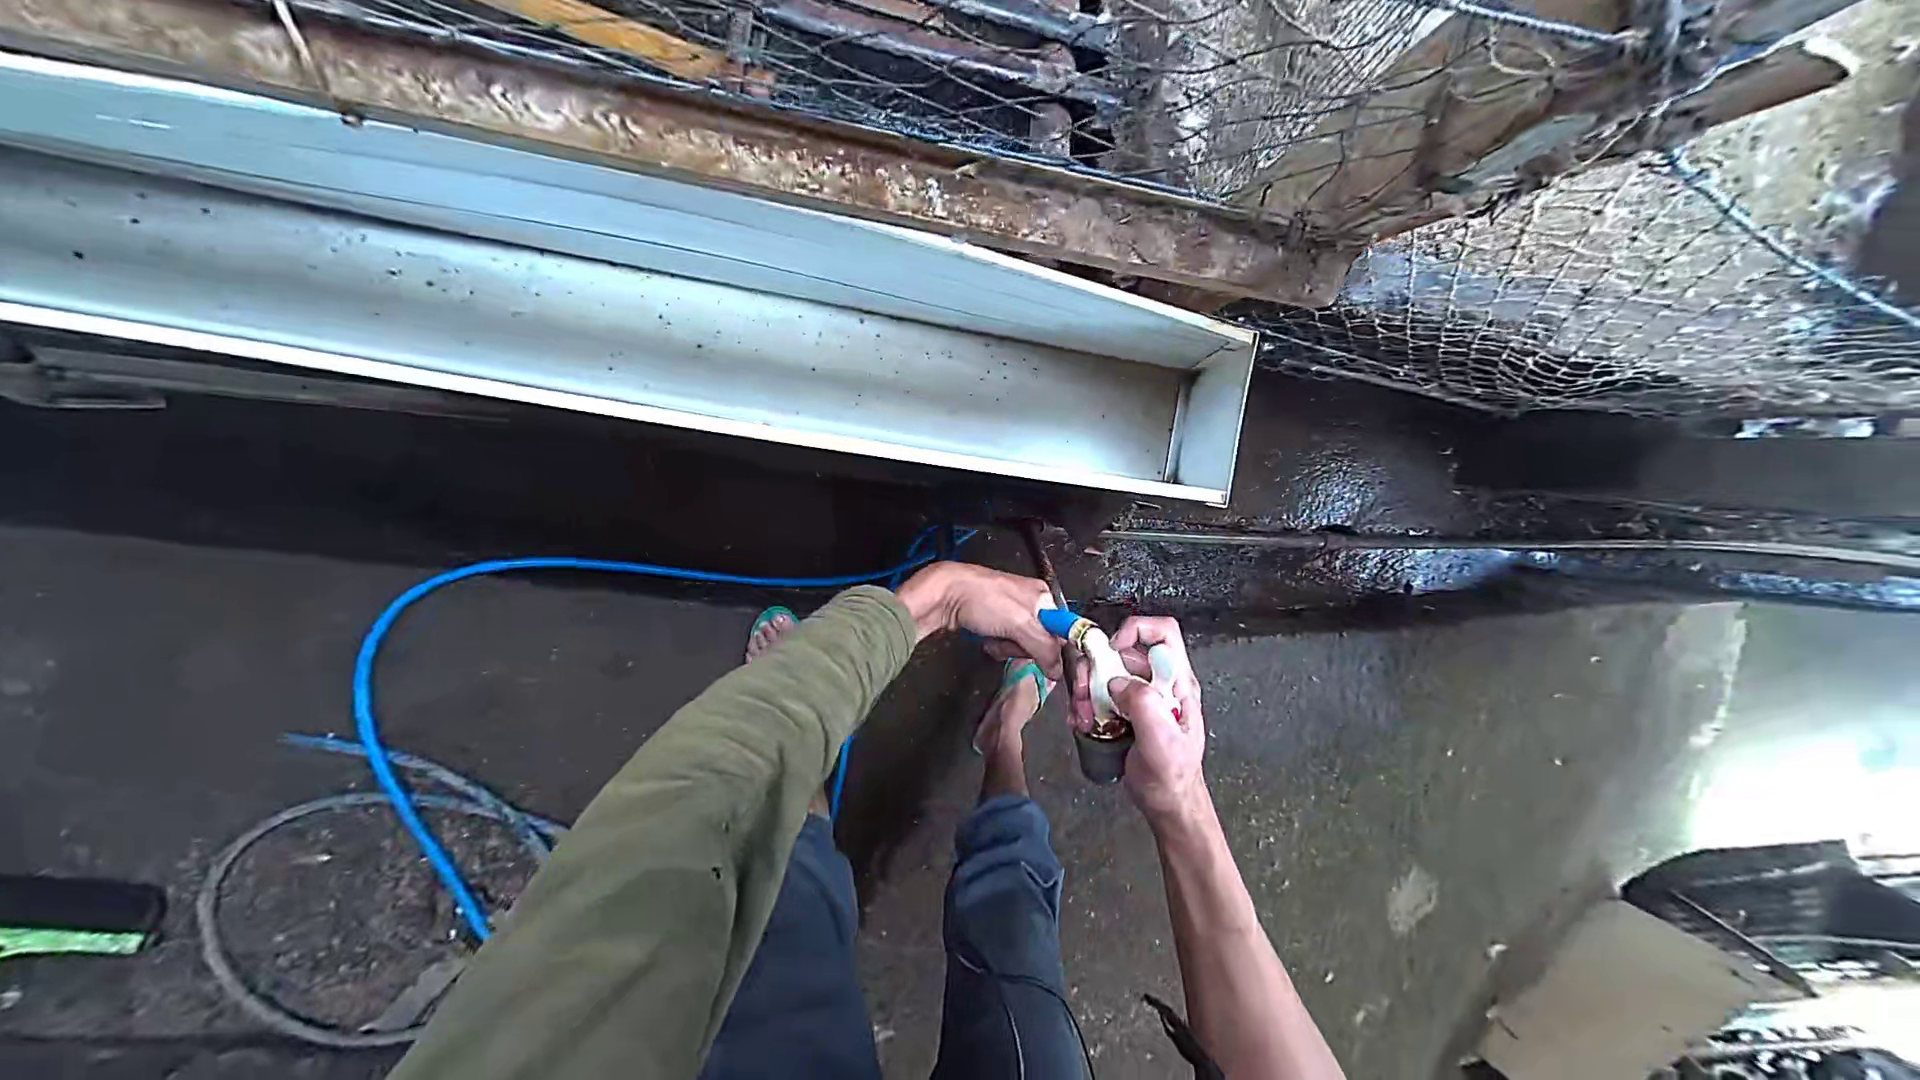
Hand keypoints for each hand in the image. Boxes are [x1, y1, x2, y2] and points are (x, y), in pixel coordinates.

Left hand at [894, 562, 1062, 678]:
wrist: (944, 595)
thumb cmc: (979, 597)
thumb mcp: (1021, 624)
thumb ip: (1044, 648)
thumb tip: (1057, 668)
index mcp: (1043, 596)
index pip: (1063, 630)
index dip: (1054, 647)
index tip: (1049, 661)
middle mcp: (1030, 603)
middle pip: (1041, 641)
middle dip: (1024, 647)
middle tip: (1011, 640)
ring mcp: (1011, 613)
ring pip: (1021, 645)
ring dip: (1007, 648)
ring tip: (994, 637)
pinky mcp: (995, 621)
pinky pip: (1004, 643)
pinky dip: (995, 645)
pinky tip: (986, 638)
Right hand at [1069, 616, 1206, 820]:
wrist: (1166, 802)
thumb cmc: (1171, 776)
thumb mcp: (1162, 742)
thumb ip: (1145, 706)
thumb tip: (1118, 681)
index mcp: (1176, 683)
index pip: (1162, 633)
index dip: (1136, 630)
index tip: (1112, 649)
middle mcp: (1157, 682)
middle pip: (1122, 651)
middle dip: (1096, 667)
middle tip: (1085, 692)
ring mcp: (1138, 694)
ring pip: (1104, 671)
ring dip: (1086, 688)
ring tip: (1082, 713)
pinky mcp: (1121, 707)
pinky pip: (1096, 691)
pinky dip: (1083, 703)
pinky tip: (1082, 721)